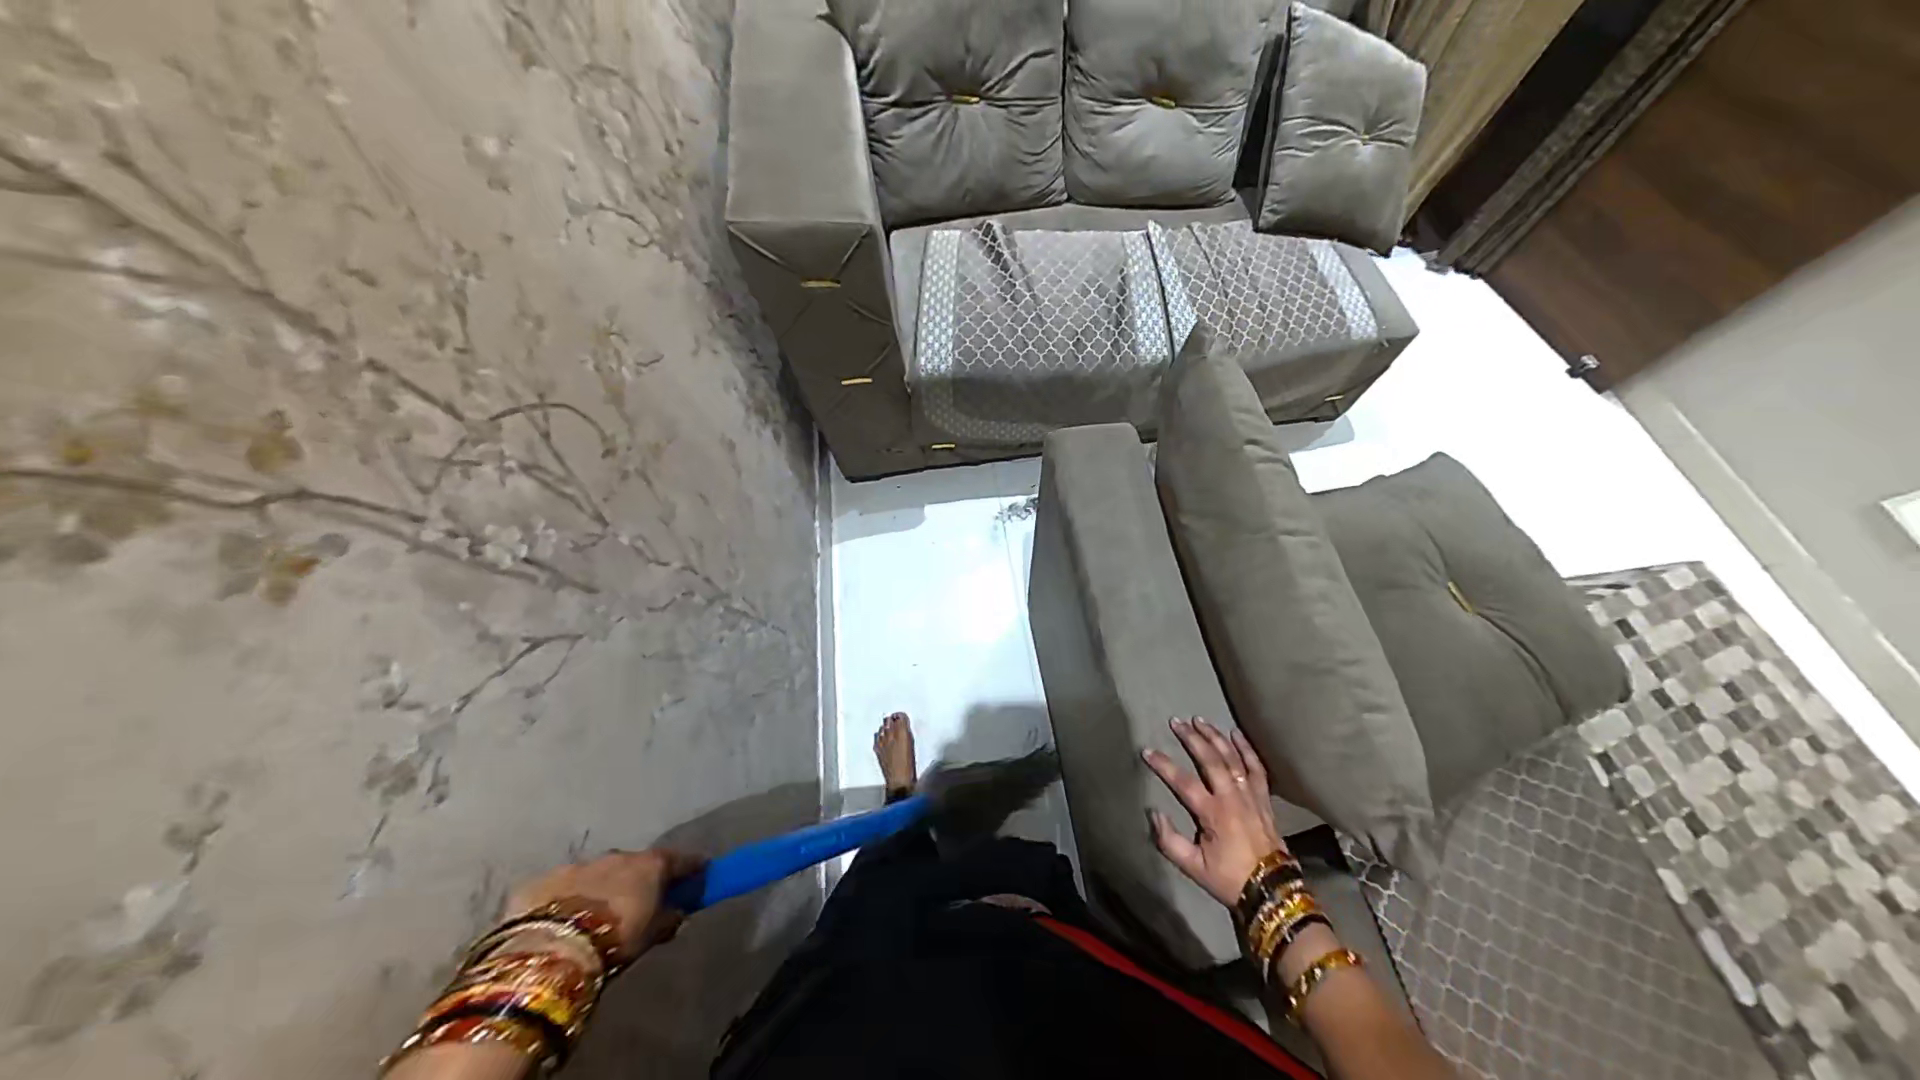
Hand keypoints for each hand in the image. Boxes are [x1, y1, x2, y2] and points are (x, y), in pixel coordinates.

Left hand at [505, 848, 704, 964]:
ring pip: (599, 873)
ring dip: (603, 886)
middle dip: (639, 878)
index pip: (680, 859)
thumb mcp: (651, 935)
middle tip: (640, 898)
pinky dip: (570, 896)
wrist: (551, 947)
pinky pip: (565, 886)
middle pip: (636, 864)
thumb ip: (668, 919)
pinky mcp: (545, 879)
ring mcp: (580, 865)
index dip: (691, 866)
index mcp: (649, 865)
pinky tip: (564, 916)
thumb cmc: (615, 939)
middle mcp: (618, 856)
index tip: (701, 870)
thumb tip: (678, 913)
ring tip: (598, 911)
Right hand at [1143, 717, 1286, 906]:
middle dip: (1192, 738)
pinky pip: (1256, 767)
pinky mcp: (1264, 798)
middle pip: (1211, 760)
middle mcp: (1233, 798)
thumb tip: (1153, 813)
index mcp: (1214, 814)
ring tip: (1199, 720)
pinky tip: (1236, 733)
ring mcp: (1251, 795)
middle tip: (1176, 722)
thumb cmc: (1229, 878)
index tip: (1148, 751)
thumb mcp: (1193, 867)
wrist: (1272, 888)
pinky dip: (1247, 748)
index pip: (1184, 782)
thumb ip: (1169, 841)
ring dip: (1215, 737)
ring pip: (1232, 758)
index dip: (1164, 765)